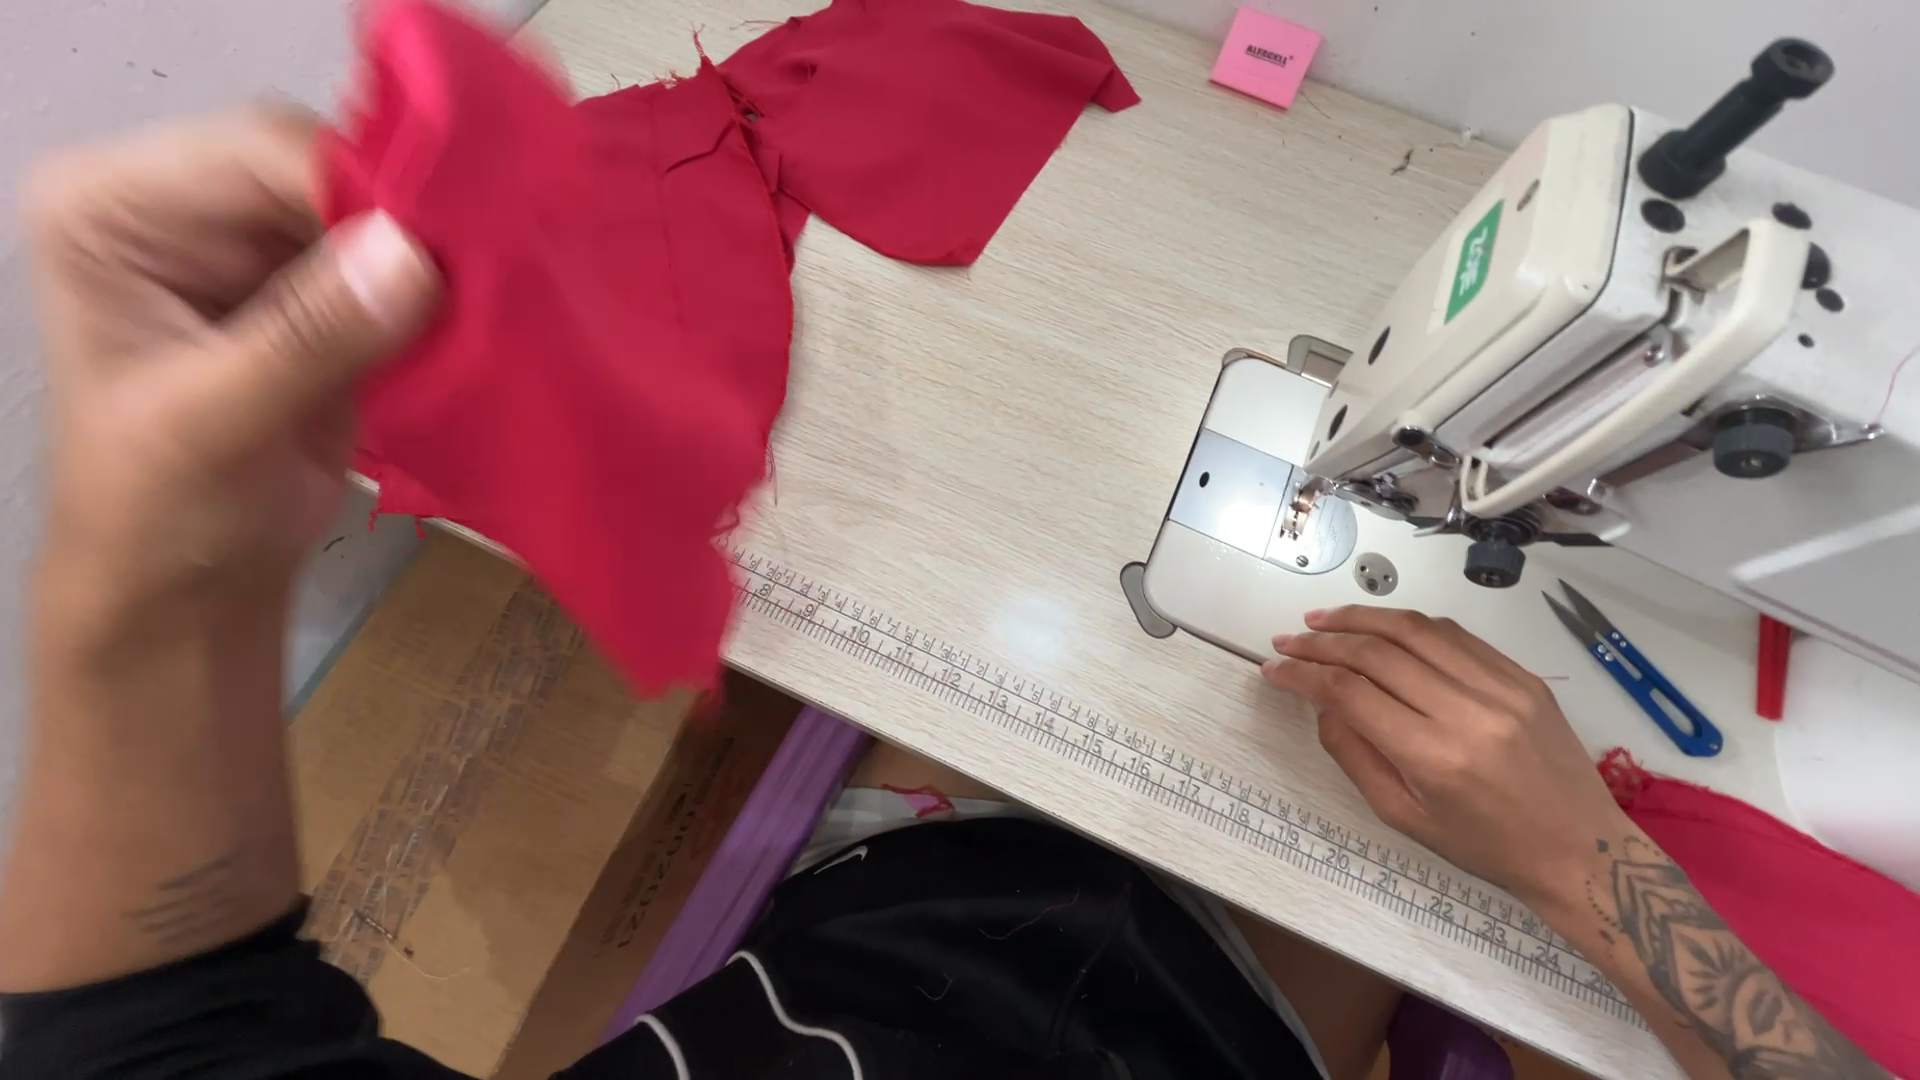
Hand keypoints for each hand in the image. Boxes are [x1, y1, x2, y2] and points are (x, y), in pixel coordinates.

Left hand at [25, 105, 438, 633]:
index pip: (258, 154)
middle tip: (484, 268)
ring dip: (435, 256)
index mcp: (121, 212)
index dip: (358, 188)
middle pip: (322, 172)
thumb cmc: (166, 505)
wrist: (202, 572)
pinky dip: (443, 294)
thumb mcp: (220, 420)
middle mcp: (190, 215)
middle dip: (406, 217)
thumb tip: (412, 256)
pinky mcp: (329, 305)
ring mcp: (265, 260)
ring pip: (375, 219)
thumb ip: (310, 338)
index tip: (446, 246)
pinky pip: (401, 272)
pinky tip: (476, 317)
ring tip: (492, 293)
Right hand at [1261, 606, 1629, 903]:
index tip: (1273, 668)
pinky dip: (1406, 624)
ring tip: (1322, 619)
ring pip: (1414, 629)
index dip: (1302, 674)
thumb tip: (1320, 703)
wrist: (1582, 850)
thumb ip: (1352, 753)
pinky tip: (1379, 627)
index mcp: (1434, 756)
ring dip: (1359, 618)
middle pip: (1376, 653)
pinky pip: (1453, 634)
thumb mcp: (1401, 814)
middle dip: (1321, 641)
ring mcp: (1502, 688)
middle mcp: (1468, 712)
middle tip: (1288, 640)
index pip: (1349, 692)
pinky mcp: (1523, 676)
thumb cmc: (1484, 844)